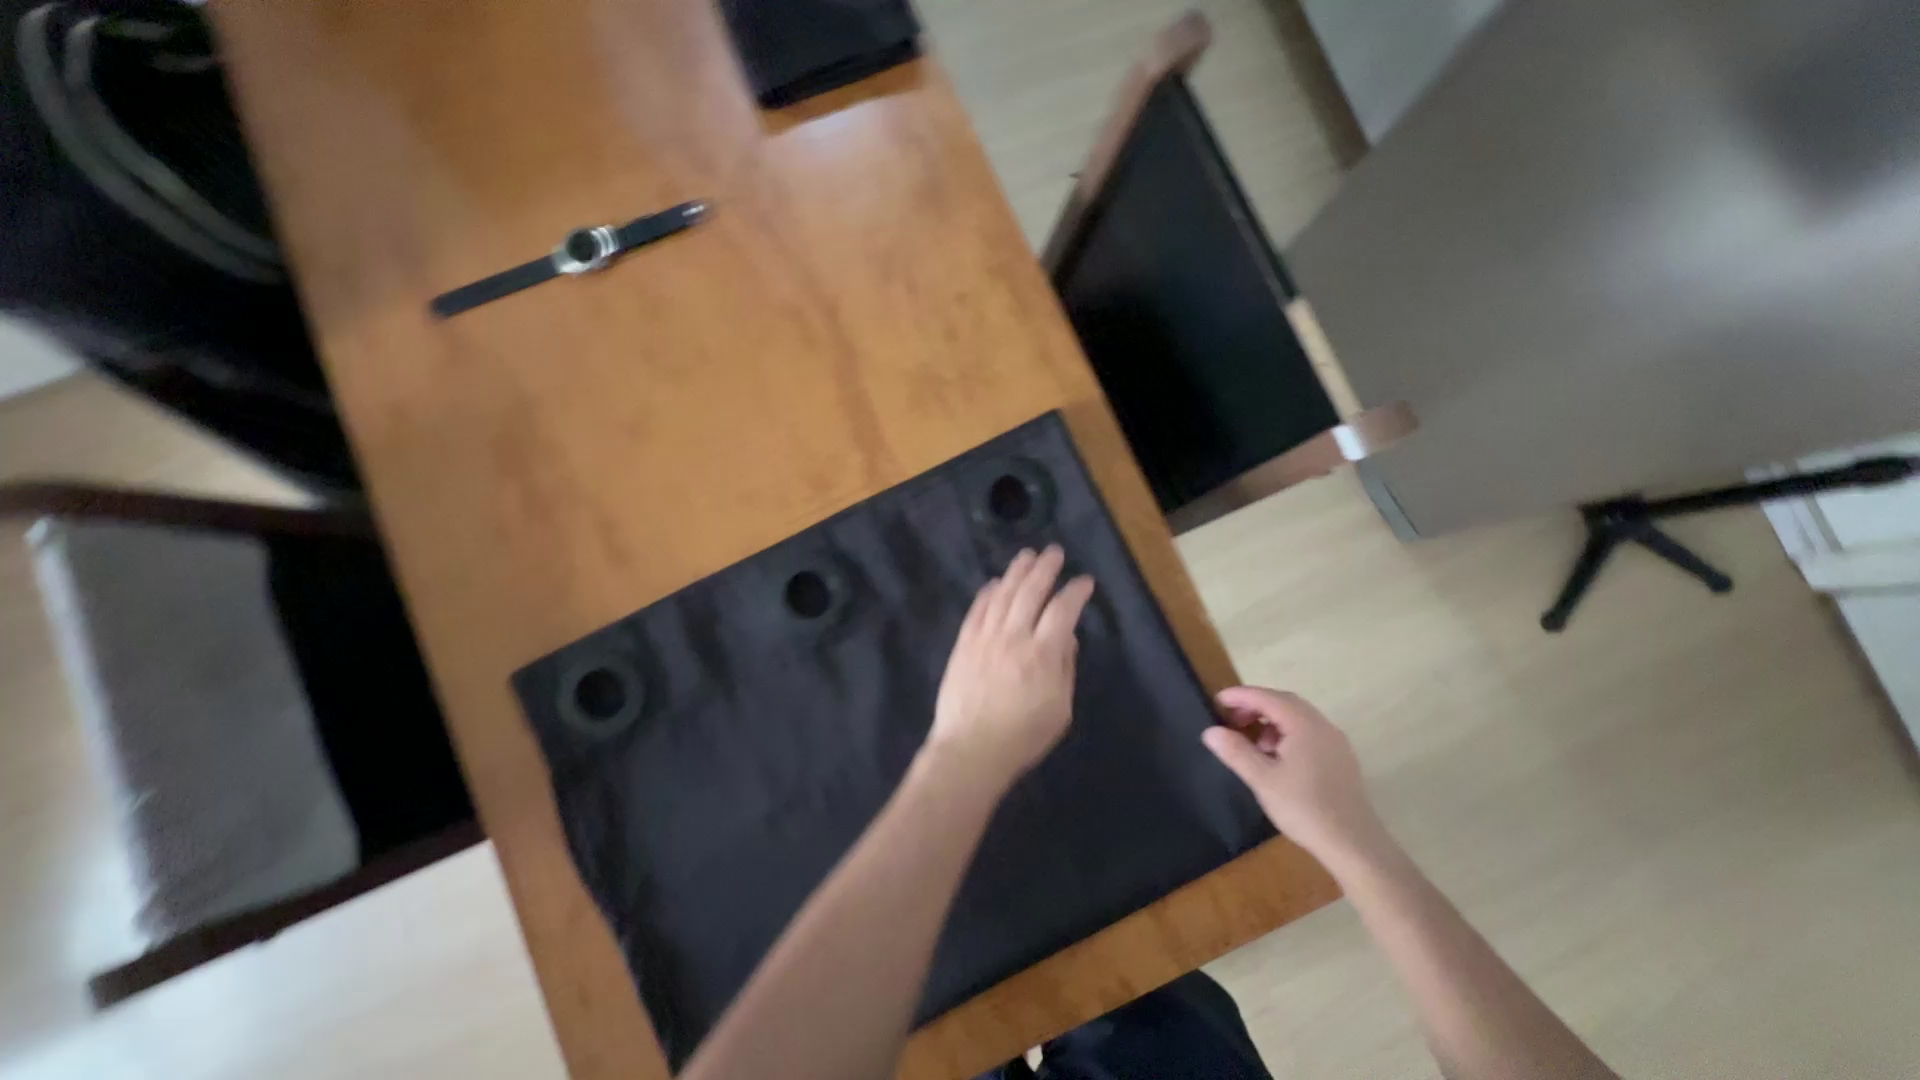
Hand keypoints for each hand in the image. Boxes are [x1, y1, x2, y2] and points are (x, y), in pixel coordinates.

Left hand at [924, 546, 1095, 791]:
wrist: (970, 750)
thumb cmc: (1023, 737)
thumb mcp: (1060, 710)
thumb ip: (1065, 669)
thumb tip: (1066, 638)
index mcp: (1043, 654)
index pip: (1063, 610)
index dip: (1076, 592)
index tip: (1085, 581)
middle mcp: (1013, 637)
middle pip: (1031, 592)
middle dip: (1045, 568)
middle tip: (1054, 552)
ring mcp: (985, 639)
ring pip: (1002, 595)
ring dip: (1017, 572)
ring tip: (1027, 556)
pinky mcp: (964, 645)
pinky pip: (977, 611)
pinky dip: (988, 594)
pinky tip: (995, 584)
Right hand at [1201, 687, 1391, 867]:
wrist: (1352, 843)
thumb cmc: (1304, 808)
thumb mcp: (1263, 780)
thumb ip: (1236, 752)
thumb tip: (1211, 731)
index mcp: (1304, 725)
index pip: (1268, 698)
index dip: (1241, 696)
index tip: (1218, 700)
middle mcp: (1323, 726)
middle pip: (1286, 703)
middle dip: (1256, 706)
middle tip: (1231, 719)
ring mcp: (1336, 743)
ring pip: (1299, 718)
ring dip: (1272, 721)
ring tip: (1253, 743)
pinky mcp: (1341, 759)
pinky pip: (1310, 733)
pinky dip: (1287, 734)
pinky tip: (1277, 758)